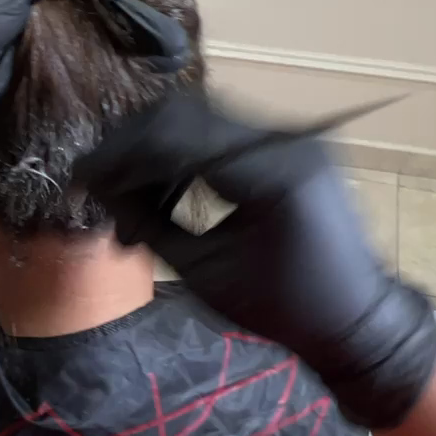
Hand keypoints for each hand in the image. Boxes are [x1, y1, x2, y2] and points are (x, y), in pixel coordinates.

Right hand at [73, 92, 435, 426]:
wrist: (355, 320)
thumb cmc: (280, 310)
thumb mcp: (203, 272)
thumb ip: (148, 222)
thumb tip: (99, 188)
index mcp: (271, 174)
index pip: (173, 138)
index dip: (117, 157)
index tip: (80, 180)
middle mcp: (285, 138)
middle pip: (182, 116)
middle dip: (129, 151)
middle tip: (98, 188)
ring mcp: (291, 137)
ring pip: (197, 120)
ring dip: (153, 156)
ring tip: (131, 207)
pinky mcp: (289, 145)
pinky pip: (221, 137)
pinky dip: (183, 160)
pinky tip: (164, 196)